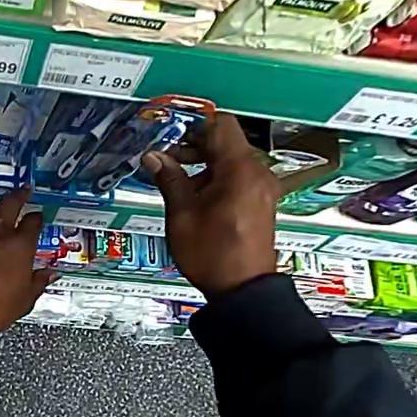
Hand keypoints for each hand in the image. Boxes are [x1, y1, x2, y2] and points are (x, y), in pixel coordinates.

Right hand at [142, 114, 278, 297]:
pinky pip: (239, 178)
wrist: (243, 291)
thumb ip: (169, 179)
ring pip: (232, 161)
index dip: (194, 126)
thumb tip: (153, 157)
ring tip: (178, 184)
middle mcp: (257, 174)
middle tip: (168, 160)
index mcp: (240, 170)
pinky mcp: (262, 203)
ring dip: (205, 165)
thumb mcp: (182, 215)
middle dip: (195, 147)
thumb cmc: (214, 255)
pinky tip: (197, 199)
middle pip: (226, 143)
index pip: (221, 125)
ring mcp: (263, 189)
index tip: (172, 135)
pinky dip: (218, 179)